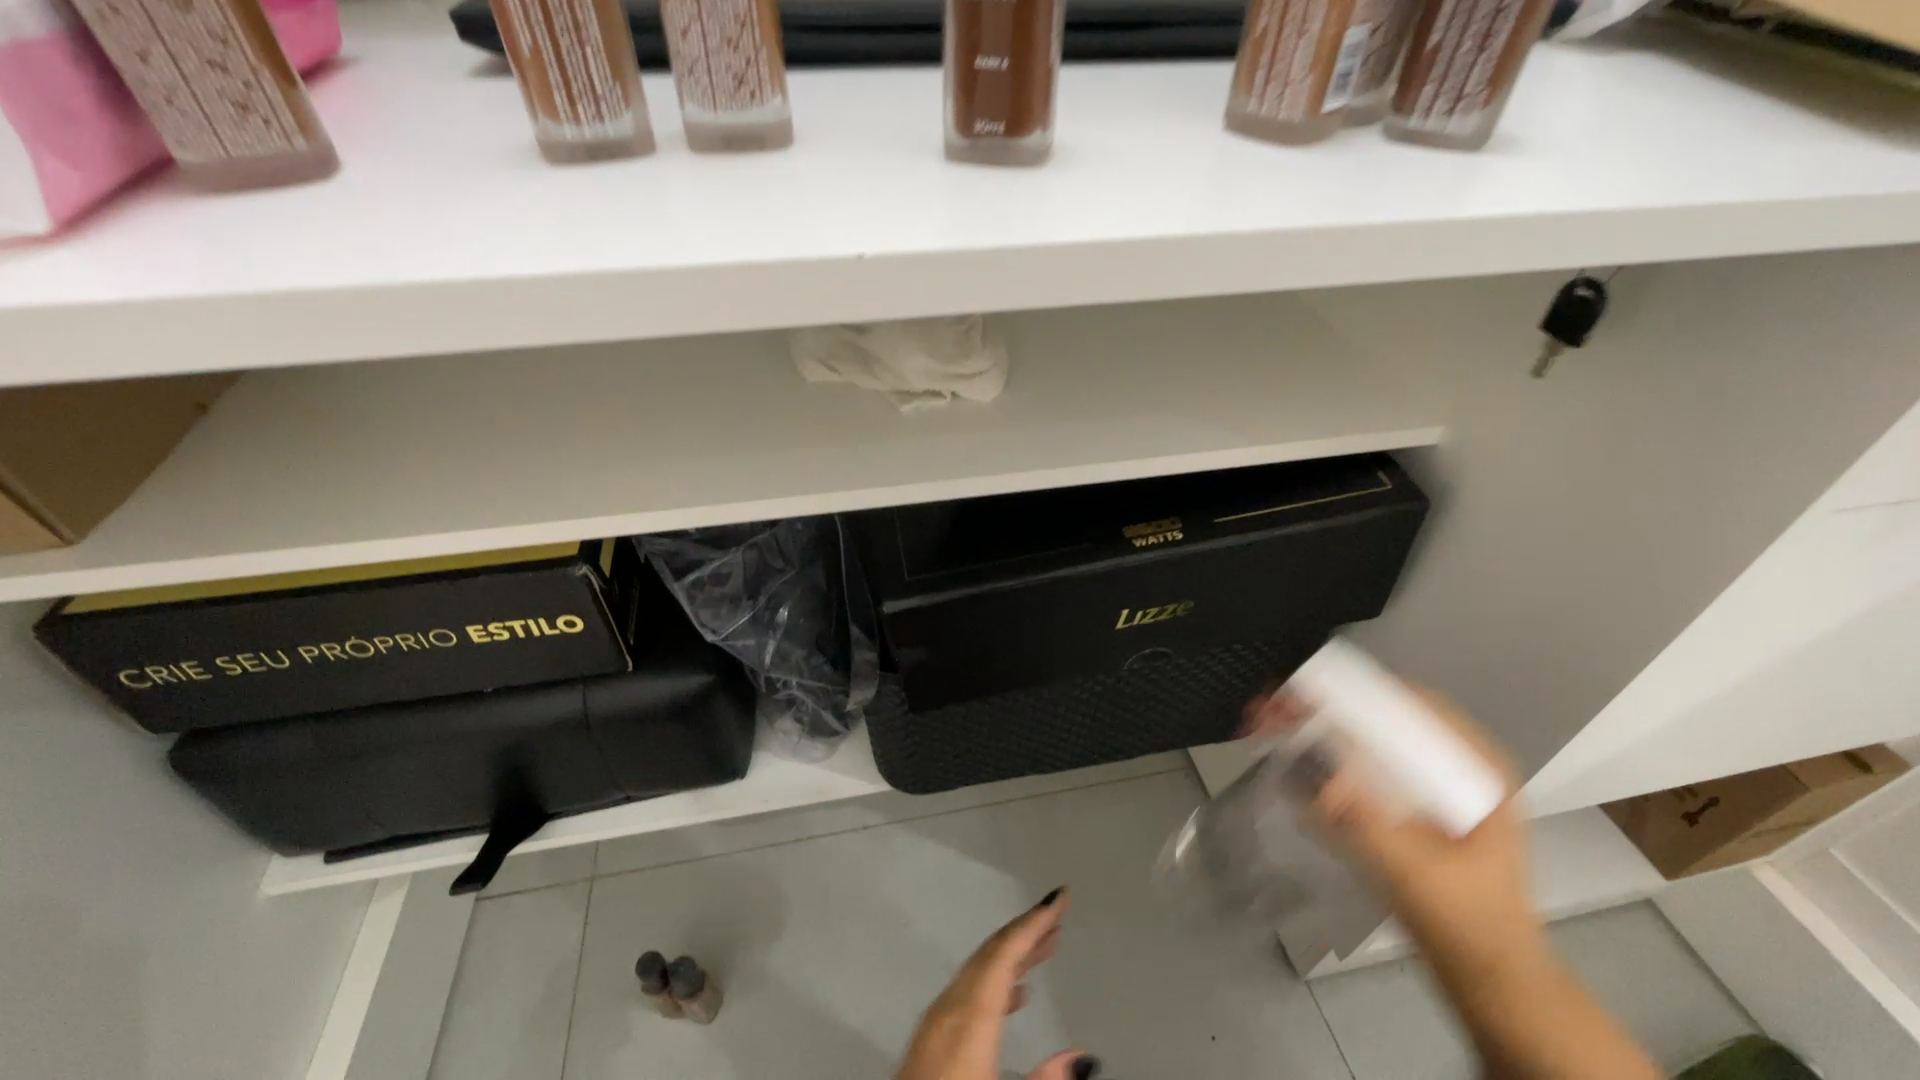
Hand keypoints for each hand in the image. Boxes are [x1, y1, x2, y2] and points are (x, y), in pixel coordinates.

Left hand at [895, 887, 1095, 1079]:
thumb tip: (1082, 1057)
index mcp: (968, 1021)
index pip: (1003, 955)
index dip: (1032, 923)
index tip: (1058, 896)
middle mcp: (947, 1013)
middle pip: (988, 957)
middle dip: (1024, 931)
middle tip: (1058, 913)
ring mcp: (932, 1027)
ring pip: (977, 973)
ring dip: (1011, 955)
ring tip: (1046, 947)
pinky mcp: (927, 1045)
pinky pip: (966, 994)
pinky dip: (994, 981)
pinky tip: (1014, 996)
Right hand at [1243, 687, 1540, 965]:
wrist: (1490, 982)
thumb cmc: (1469, 924)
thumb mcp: (1416, 871)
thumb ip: (1366, 822)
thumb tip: (1311, 772)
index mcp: (1479, 773)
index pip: (1419, 708)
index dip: (1362, 692)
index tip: (1310, 689)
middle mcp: (1459, 773)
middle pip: (1387, 724)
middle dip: (1328, 712)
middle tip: (1276, 706)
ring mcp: (1436, 797)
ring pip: (1374, 748)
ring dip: (1322, 735)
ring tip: (1272, 725)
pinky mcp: (1413, 819)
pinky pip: (1367, 777)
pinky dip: (1328, 767)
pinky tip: (1292, 766)